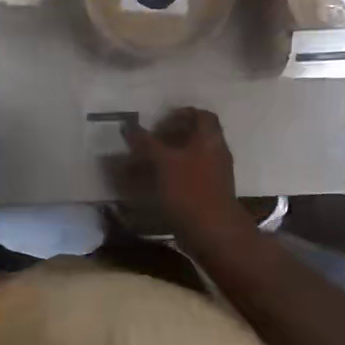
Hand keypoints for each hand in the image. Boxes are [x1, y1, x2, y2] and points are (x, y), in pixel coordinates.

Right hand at [123, 108, 253, 242]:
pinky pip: (187, 177)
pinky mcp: (206, 193)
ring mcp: (213, 175)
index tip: (157, 123)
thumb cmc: (189, 190)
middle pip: (194, 137)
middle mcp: (215, 153)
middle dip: (169, 137)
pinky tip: (152, 184)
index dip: (180, 114)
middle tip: (147, 142)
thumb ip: (146, 143)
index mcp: (210, 139)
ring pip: (189, 157)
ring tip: (143, 164)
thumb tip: (129, 125)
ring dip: (167, 157)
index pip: (201, 115)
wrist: (212, 231)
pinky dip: (170, 176)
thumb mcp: (164, 162)